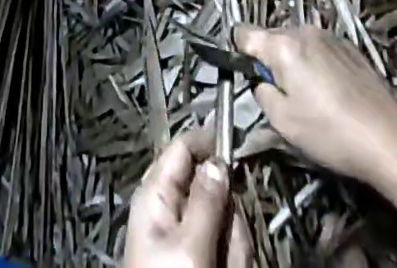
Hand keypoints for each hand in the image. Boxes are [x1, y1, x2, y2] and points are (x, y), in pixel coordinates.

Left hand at [126, 127, 252, 267]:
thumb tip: (218, 159)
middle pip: (213, 187)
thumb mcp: (187, 246)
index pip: (183, 147)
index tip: (240, 148)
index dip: (210, 142)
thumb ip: (205, 200)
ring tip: (223, 266)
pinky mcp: (198, 256)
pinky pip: (227, 246)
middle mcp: (169, 207)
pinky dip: (233, 260)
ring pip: (226, 219)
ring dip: (233, 244)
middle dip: (228, 213)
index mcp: (155, 194)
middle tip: (225, 242)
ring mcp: (185, 234)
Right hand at [235, 23, 396, 183]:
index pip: (245, 34)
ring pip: (299, 43)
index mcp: (283, 46)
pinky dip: (317, 63)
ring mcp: (331, 37)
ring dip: (295, 61)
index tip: (245, 71)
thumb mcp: (283, 121)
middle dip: (270, 59)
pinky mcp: (351, 48)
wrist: (387, 139)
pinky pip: (321, 49)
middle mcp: (305, 32)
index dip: (239, 51)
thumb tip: (262, 82)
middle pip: (274, 37)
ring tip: (308, 96)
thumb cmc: (329, 132)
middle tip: (280, 94)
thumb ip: (262, 94)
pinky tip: (330, 92)